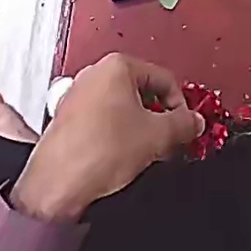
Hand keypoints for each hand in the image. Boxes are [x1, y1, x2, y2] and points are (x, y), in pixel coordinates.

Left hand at [8, 54, 202, 222]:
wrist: (56, 185)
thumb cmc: (101, 150)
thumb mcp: (157, 135)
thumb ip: (183, 124)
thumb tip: (194, 122)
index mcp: (118, 65)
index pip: (164, 79)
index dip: (180, 105)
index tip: (183, 126)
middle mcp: (95, 73)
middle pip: (143, 91)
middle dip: (158, 117)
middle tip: (166, 140)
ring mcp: (77, 94)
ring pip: (123, 106)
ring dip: (139, 127)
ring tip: (144, 151)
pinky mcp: (67, 118)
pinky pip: (103, 119)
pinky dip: (117, 133)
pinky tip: (120, 155)